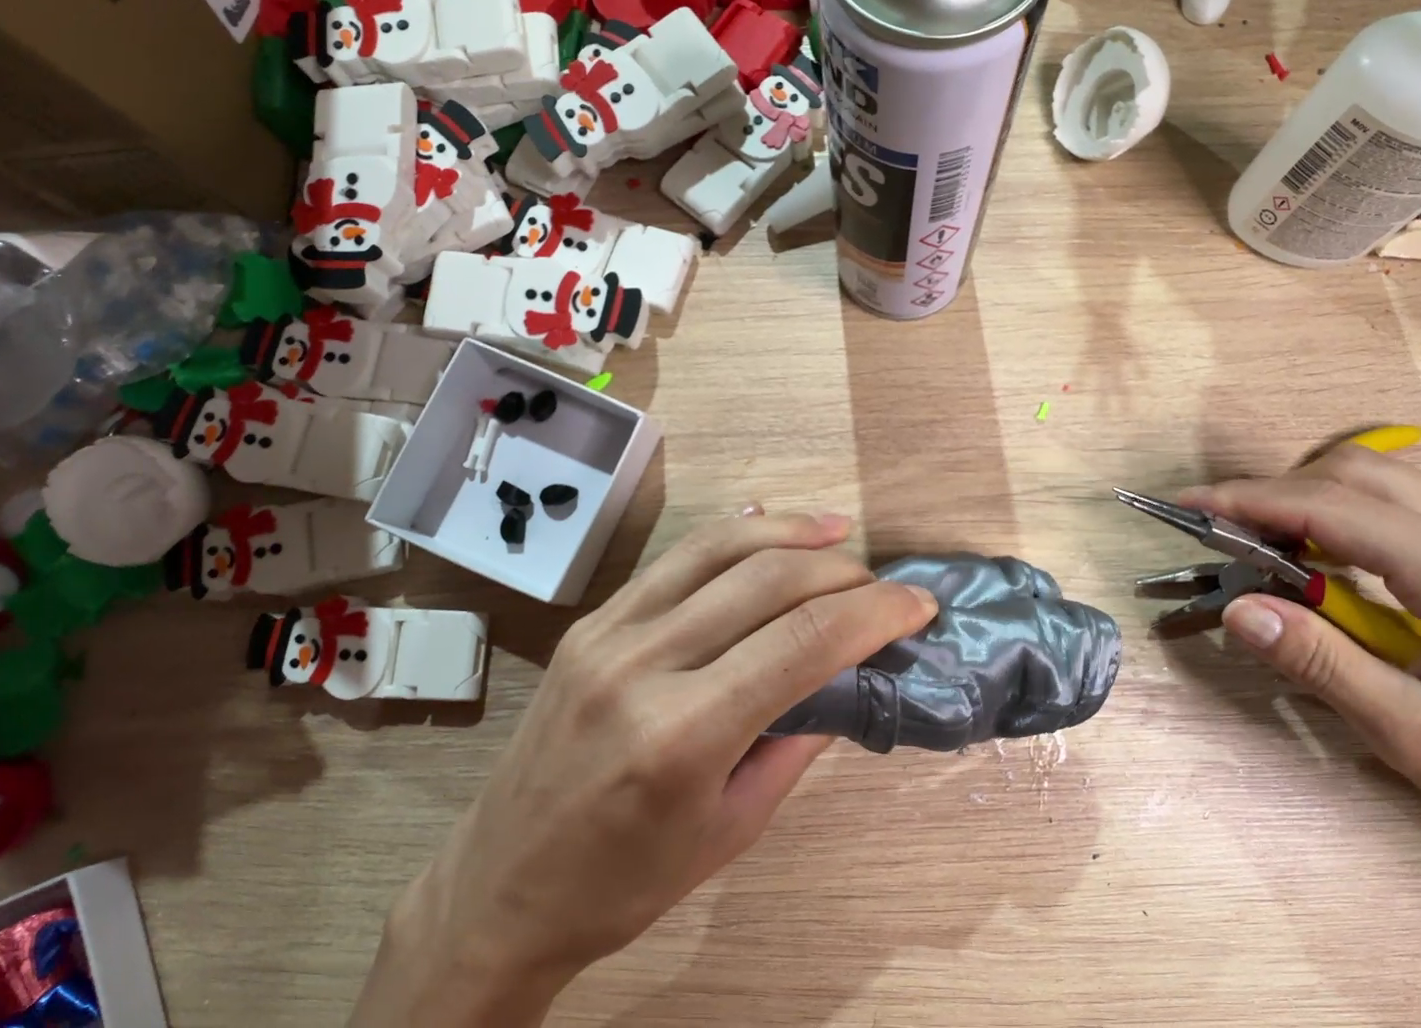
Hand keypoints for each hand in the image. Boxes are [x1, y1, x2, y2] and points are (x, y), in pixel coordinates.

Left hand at [351, 512, 937, 1025]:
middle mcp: (642, 664)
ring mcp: (606, 634)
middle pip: (766, 580)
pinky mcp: (588, 623)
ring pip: (715, 549)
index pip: (805, 640)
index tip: (918, 606)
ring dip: (788, 532)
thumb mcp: (731, 828)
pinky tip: (767, 533)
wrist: (502, 888)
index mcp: (683, 733)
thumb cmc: (625, 884)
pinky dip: (730, 538)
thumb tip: (845, 674)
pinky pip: (671, 560)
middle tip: (883, 584)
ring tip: (838, 532)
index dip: (875, 613)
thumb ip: (796, 742)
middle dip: (842, 572)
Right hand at [1181, 447, 1420, 907]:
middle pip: (1358, 474)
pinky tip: (1332, 568)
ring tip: (1262, 549)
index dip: (1247, 501)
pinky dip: (1354, 521)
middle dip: (1274, 491)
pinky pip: (1416, 512)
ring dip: (1313, 502)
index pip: (1330, 508)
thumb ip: (1323, 664)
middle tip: (1218, 531)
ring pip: (1388, 484)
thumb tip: (1238, 610)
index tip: (1187, 506)